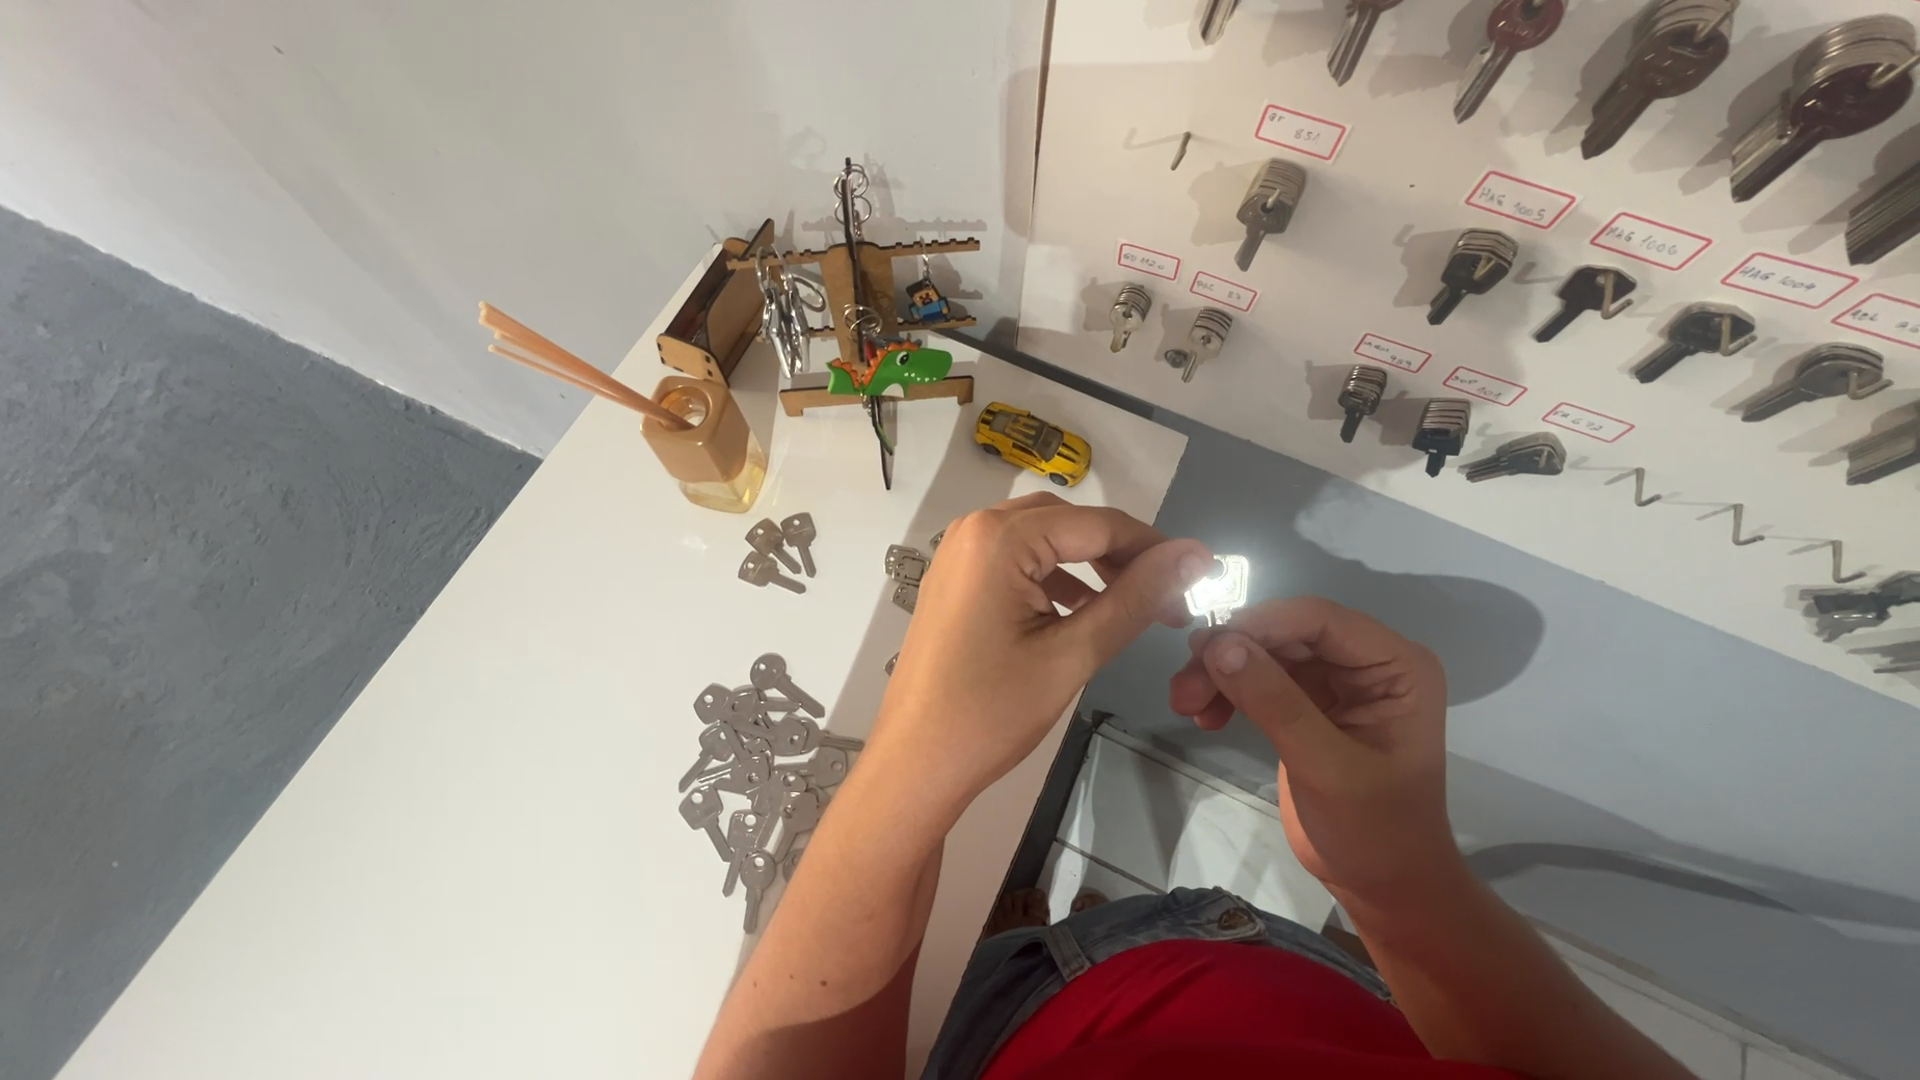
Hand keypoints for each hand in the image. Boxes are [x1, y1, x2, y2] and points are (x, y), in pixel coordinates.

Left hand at [877, 493, 1211, 806]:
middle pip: (1070, 525)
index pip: (1099, 524)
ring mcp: (958, 553)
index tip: (1205, 574)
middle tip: (1169, 596)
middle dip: (1123, 556)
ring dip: (1091, 566)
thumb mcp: (1073, 652)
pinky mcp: (954, 580)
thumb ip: (1136, 598)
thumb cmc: (991, 711)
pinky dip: (1055, 579)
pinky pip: (1016, 562)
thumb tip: (1193, 558)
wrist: (916, 762)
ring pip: (1044, 541)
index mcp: (1000, 537)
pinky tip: (1082, 612)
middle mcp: (974, 529)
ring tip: (1135, 606)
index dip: (1157, 547)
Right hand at [1168, 597, 1461, 906]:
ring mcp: (1333, 682)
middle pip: (1283, 633)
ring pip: (1261, 653)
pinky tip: (1205, 717)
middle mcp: (1364, 662)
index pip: (1319, 619)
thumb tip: (1217, 645)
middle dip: (1230, 654)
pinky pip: (1256, 679)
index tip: (1204, 648)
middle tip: (1184, 688)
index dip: (1260, 625)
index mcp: (1394, 665)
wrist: (1380, 885)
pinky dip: (1225, 692)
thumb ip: (1274, 702)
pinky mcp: (1304, 703)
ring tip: (1184, 704)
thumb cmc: (1373, 830)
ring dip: (1219, 673)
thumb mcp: (1325, 766)